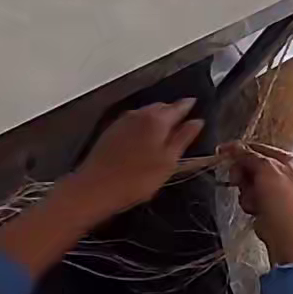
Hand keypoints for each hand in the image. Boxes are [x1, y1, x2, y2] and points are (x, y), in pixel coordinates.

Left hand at [58, 98, 205, 222]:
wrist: (95, 188)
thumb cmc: (138, 178)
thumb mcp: (169, 161)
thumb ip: (184, 138)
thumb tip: (197, 121)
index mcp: (157, 119)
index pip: (179, 106)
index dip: (189, 106)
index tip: (195, 105)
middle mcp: (139, 114)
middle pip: (161, 107)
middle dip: (173, 112)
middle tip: (182, 123)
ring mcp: (123, 121)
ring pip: (146, 114)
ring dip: (157, 119)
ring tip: (165, 133)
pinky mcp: (111, 131)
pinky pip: (134, 122)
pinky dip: (143, 126)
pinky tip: (144, 140)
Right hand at [221, 141, 292, 265]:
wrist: (287, 234)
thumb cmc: (280, 198)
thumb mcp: (265, 169)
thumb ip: (249, 155)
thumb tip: (233, 146)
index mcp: (288, 161)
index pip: (259, 149)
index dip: (240, 150)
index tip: (221, 151)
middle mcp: (284, 174)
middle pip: (252, 166)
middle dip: (243, 174)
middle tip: (236, 180)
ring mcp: (276, 191)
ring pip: (249, 183)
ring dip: (246, 191)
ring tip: (253, 201)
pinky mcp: (268, 207)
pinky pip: (251, 198)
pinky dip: (249, 203)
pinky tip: (255, 209)